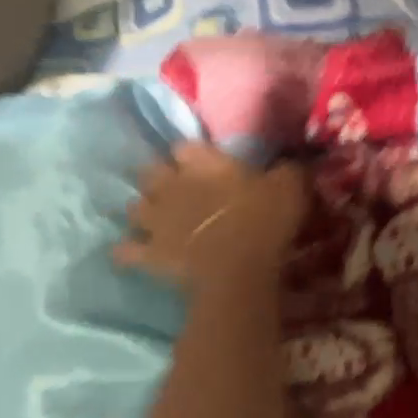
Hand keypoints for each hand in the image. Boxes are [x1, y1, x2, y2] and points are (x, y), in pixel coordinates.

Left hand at [114, 142, 310, 295]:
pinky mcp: (149, 253)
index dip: (194, 152)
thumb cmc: (266, 219)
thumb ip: (285, 168)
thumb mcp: (291, 184)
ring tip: (157, 213)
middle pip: (151, 171)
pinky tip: (134, 249)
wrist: (240, 271)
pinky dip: (129, 248)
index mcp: (204, 164)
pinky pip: (127, 250)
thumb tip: (287, 160)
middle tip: (177, 182)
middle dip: (160, 175)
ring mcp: (156, 221)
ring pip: (135, 207)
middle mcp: (172, 186)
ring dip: (144, 208)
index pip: (186, 146)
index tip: (205, 158)